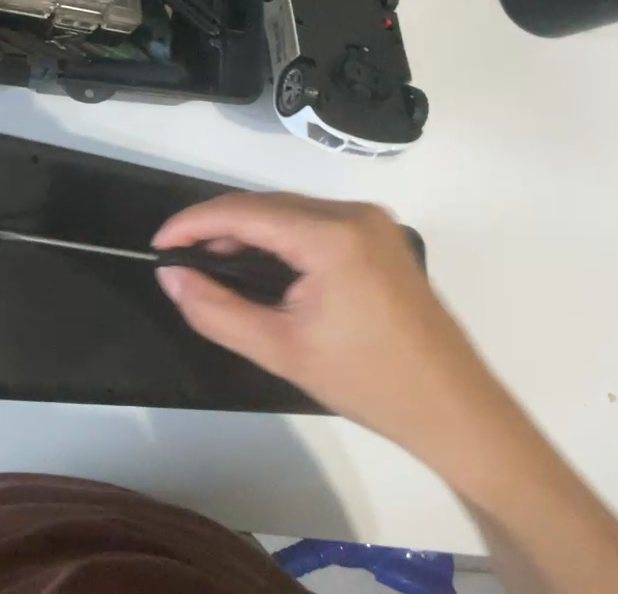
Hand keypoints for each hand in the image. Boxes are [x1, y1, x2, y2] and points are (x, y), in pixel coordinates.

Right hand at [152, 192, 506, 457]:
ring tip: (210, 260)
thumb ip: (215, 310)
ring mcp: (372, 222)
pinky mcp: (380, 236)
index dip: (192, 224)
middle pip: (264, 205)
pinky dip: (277, 235)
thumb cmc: (369, 383)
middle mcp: (353, 214)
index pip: (243, 213)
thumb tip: (170, 277)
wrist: (458, 412)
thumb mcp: (280, 351)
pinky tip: (257, 261)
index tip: (158, 245)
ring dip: (245, 229)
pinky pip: (312, 221)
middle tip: (180, 257)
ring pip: (287, 210)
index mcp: (331, 237)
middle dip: (216, 225)